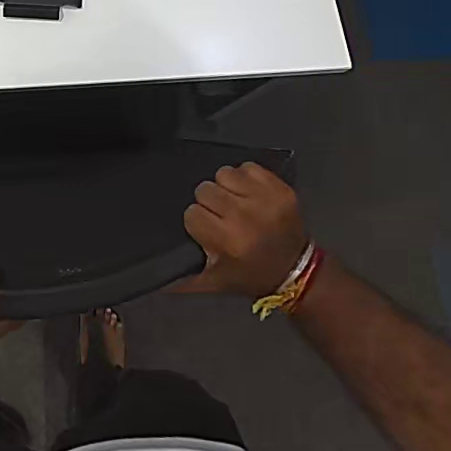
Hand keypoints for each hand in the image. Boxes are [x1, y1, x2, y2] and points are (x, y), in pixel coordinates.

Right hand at [178, 163, 308, 297]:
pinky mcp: (279, 187)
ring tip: (235, 202)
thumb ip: (183, 281)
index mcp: (228, 241)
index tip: (207, 229)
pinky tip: (249, 194)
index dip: (197, 221)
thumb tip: (153, 279)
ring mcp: (265, 199)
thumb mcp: (215, 283)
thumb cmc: (251, 276)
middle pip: (205, 189)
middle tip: (221, 216)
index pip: (192, 213)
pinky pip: (247, 167)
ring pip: (224, 173)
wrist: (297, 272)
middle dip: (209, 202)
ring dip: (226, 187)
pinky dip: (245, 178)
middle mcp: (245, 217)